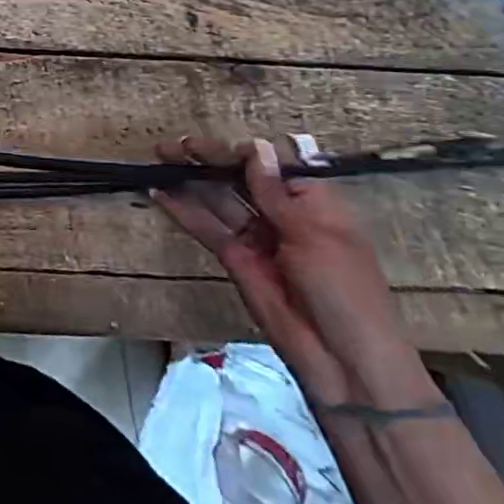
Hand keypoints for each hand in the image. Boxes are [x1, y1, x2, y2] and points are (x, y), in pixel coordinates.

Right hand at [153, 137, 436, 410]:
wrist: (343, 361)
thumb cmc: (344, 289)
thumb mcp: (312, 234)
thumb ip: (274, 192)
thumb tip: (254, 146)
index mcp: (313, 201)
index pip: (271, 163)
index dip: (240, 150)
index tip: (210, 141)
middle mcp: (282, 213)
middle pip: (240, 177)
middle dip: (208, 159)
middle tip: (172, 145)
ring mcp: (256, 236)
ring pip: (219, 199)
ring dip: (191, 179)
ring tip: (159, 159)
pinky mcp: (235, 259)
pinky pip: (207, 228)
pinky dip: (183, 211)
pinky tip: (159, 193)